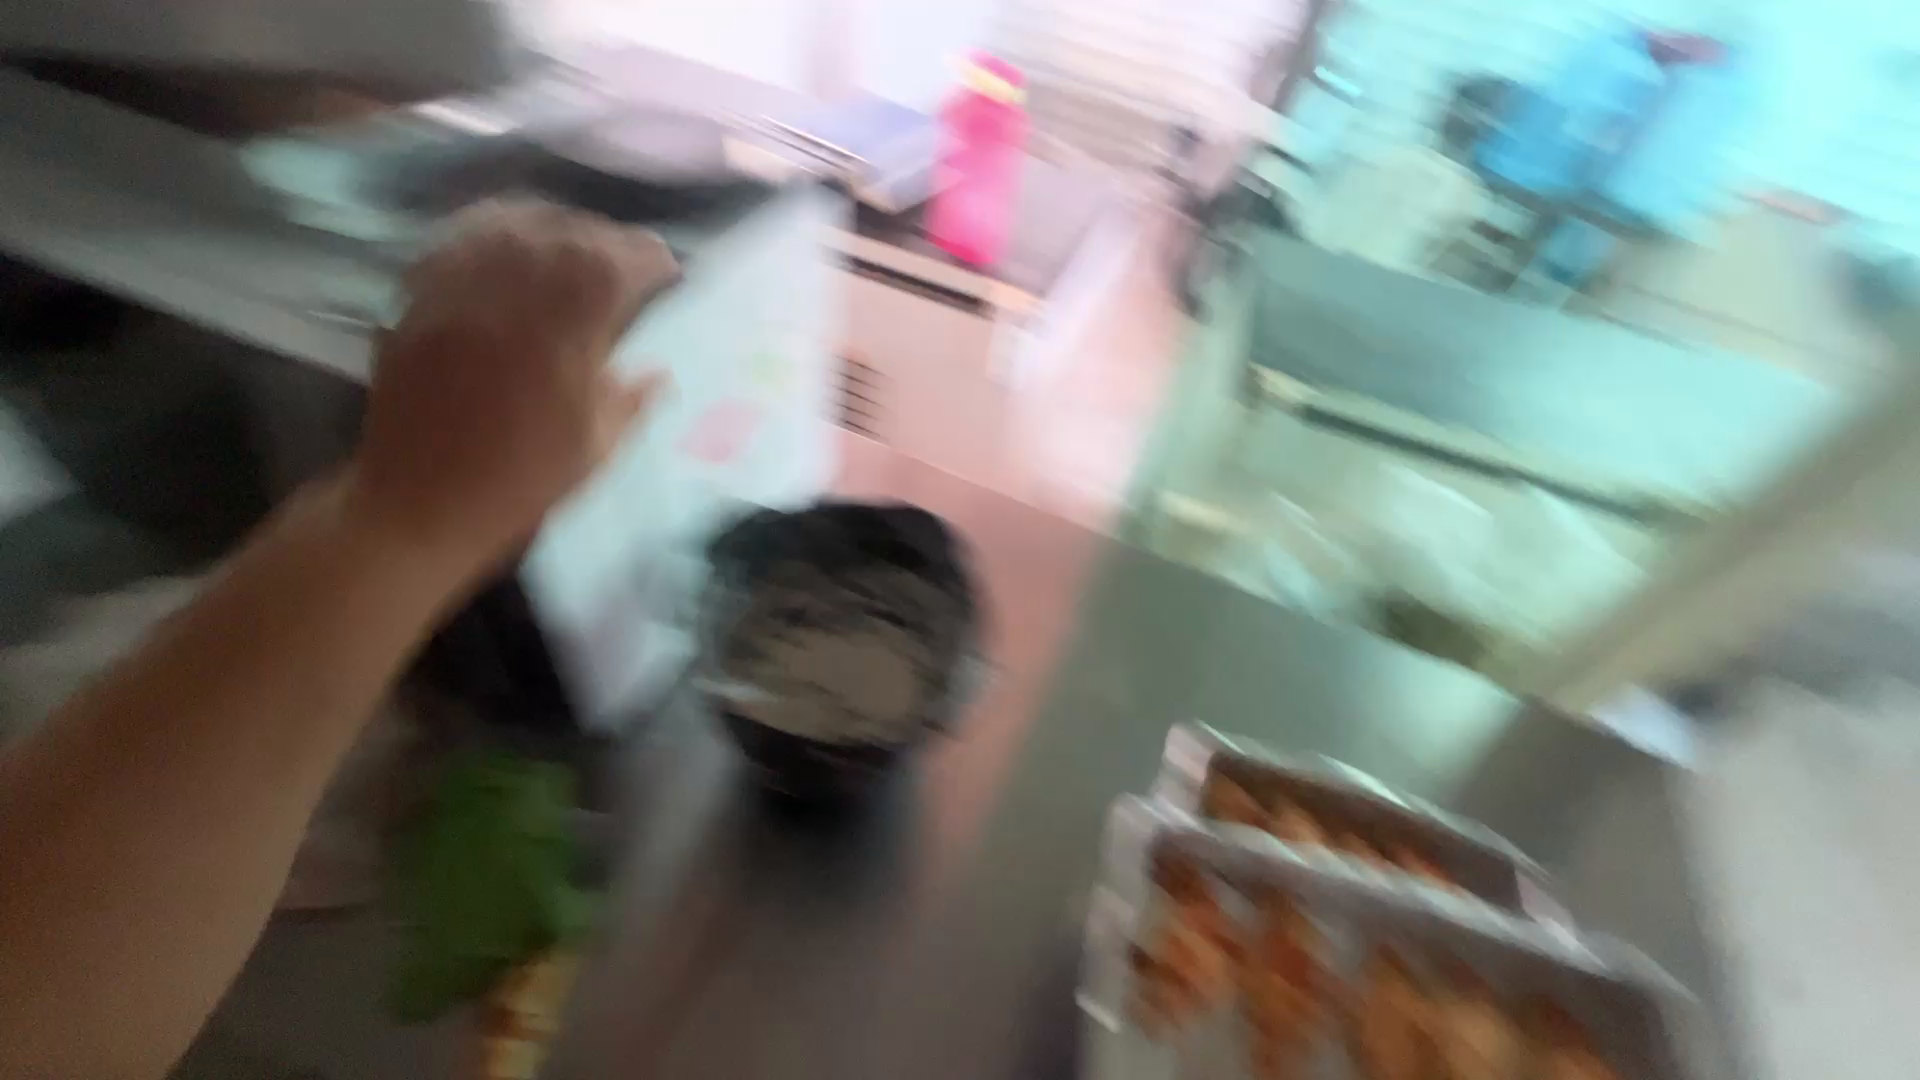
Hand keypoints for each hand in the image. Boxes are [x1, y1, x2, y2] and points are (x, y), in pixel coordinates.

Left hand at [349, 201, 678, 570]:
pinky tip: (516, 239)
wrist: (420, 502)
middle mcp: (507, 306)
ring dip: (557, 225)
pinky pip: (459, 239)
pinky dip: (497, 228)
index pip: (611, 269)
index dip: (646, 258)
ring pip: (512, 226)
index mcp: (558, 345)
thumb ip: (631, 402)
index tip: (668, 269)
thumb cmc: (520, 486)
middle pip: (565, 237)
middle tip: (632, 258)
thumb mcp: (596, 453)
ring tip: (580, 242)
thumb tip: (659, 372)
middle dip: (609, 239)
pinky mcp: (419, 300)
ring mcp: (456, 296)